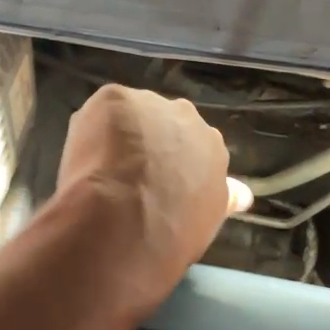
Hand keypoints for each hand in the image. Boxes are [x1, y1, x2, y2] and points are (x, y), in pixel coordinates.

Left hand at [57, 85, 249, 299]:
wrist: (124, 220)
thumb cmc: (171, 231)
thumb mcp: (207, 218)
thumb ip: (222, 197)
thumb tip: (243, 194)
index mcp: (212, 145)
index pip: (194, 147)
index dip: (173, 164)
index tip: (157, 183)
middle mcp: (187, 116)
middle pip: (164, 124)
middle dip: (149, 142)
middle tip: (128, 174)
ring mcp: (149, 103)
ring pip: (130, 115)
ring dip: (118, 134)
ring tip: (101, 167)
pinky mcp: (114, 98)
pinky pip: (101, 112)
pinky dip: (91, 130)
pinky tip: (86, 157)